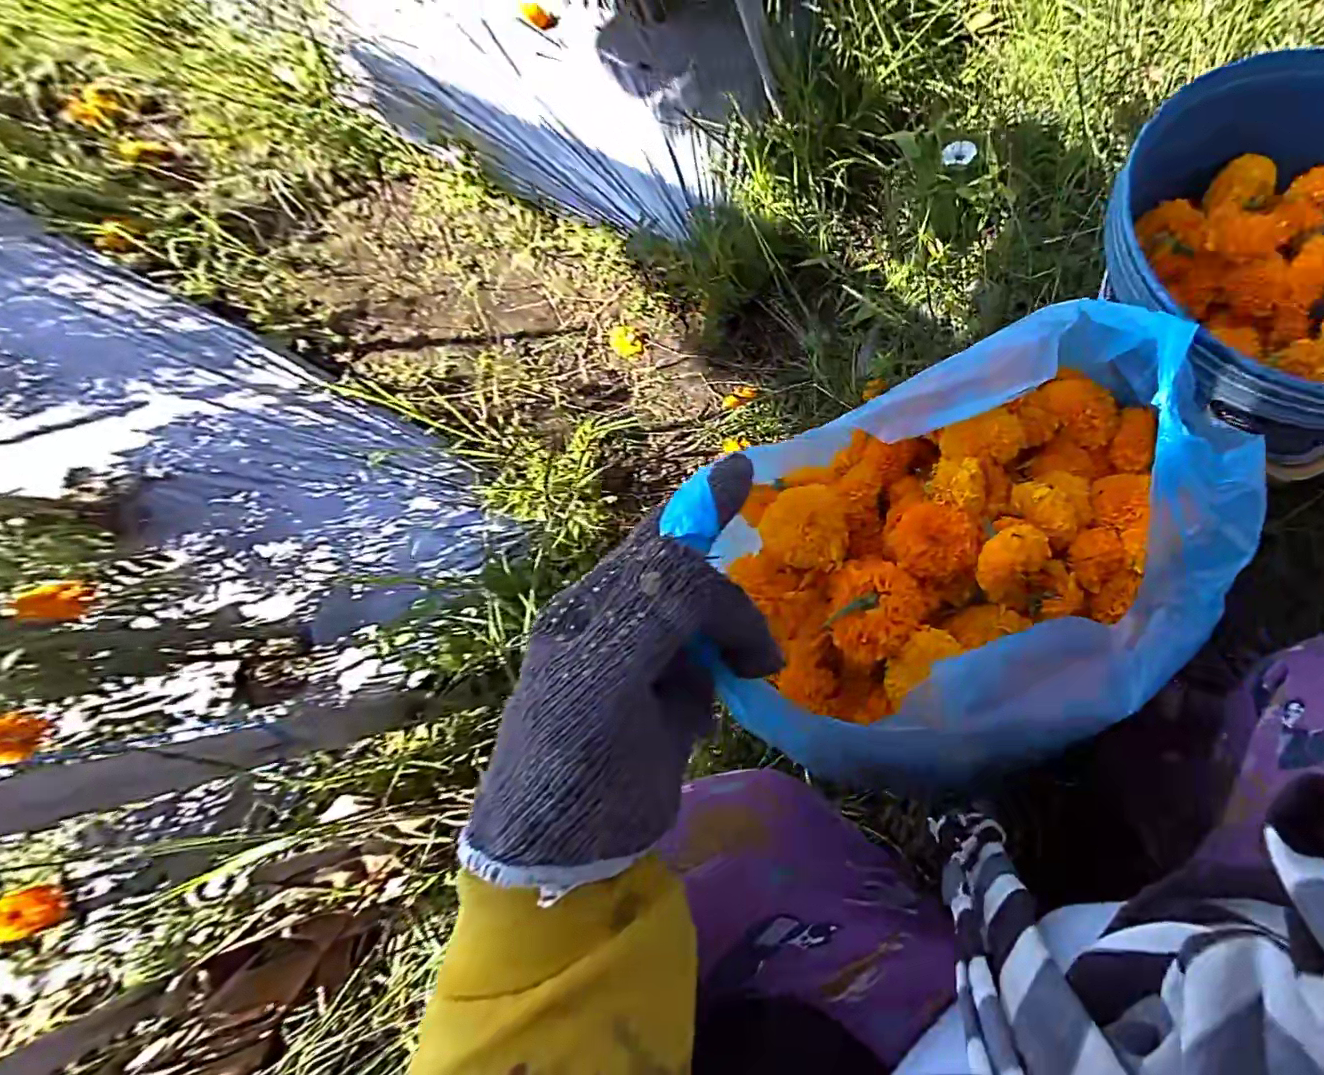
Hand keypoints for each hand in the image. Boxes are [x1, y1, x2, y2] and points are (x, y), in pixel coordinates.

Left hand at [459, 454, 782, 895]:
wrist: (567, 856)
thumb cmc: (573, 771)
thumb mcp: (602, 687)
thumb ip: (651, 615)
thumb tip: (709, 583)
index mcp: (591, 614)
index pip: (655, 546)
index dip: (699, 506)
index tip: (744, 468)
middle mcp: (618, 625)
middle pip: (689, 579)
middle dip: (728, 605)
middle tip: (756, 652)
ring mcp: (648, 659)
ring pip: (710, 618)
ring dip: (735, 639)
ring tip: (749, 673)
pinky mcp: (673, 692)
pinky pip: (715, 657)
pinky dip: (733, 667)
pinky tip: (727, 696)